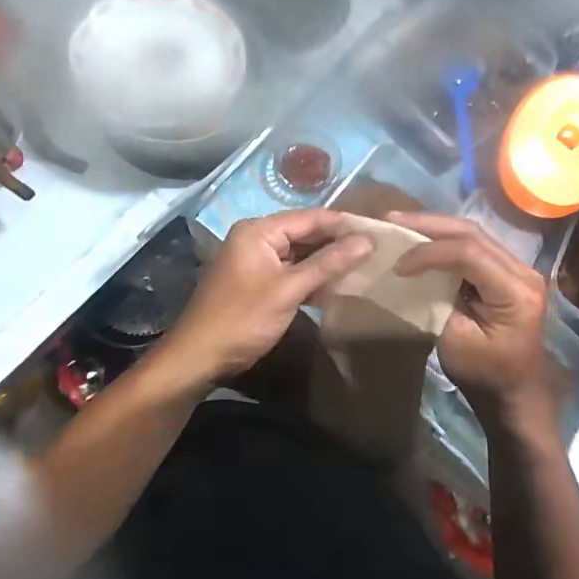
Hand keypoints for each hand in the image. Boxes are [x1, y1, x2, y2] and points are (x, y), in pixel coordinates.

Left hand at [162, 210, 372, 387]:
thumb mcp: (289, 289)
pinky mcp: (261, 282)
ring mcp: (258, 261)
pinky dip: (316, 277)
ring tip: (367, 265)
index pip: (312, 217)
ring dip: (331, 262)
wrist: (198, 361)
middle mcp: (258, 239)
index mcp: (259, 231)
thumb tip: (368, 241)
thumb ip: (329, 263)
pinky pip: (296, 270)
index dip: (346, 224)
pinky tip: (342, 285)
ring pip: (304, 253)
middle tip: (378, 250)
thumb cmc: (242, 319)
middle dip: (340, 243)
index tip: (380, 233)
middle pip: (308, 233)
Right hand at [388, 212, 555, 432]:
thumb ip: (435, 303)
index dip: (430, 252)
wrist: (516, 392)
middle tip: (391, 222)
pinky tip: (422, 239)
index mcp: (516, 291)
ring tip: (401, 224)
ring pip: (476, 235)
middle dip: (430, 226)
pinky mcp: (509, 271)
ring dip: (437, 229)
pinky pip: (477, 246)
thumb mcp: (455, 343)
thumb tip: (409, 273)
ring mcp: (520, 268)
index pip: (470, 254)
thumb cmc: (486, 375)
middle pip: (475, 234)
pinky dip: (447, 241)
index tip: (398, 264)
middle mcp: (524, 270)